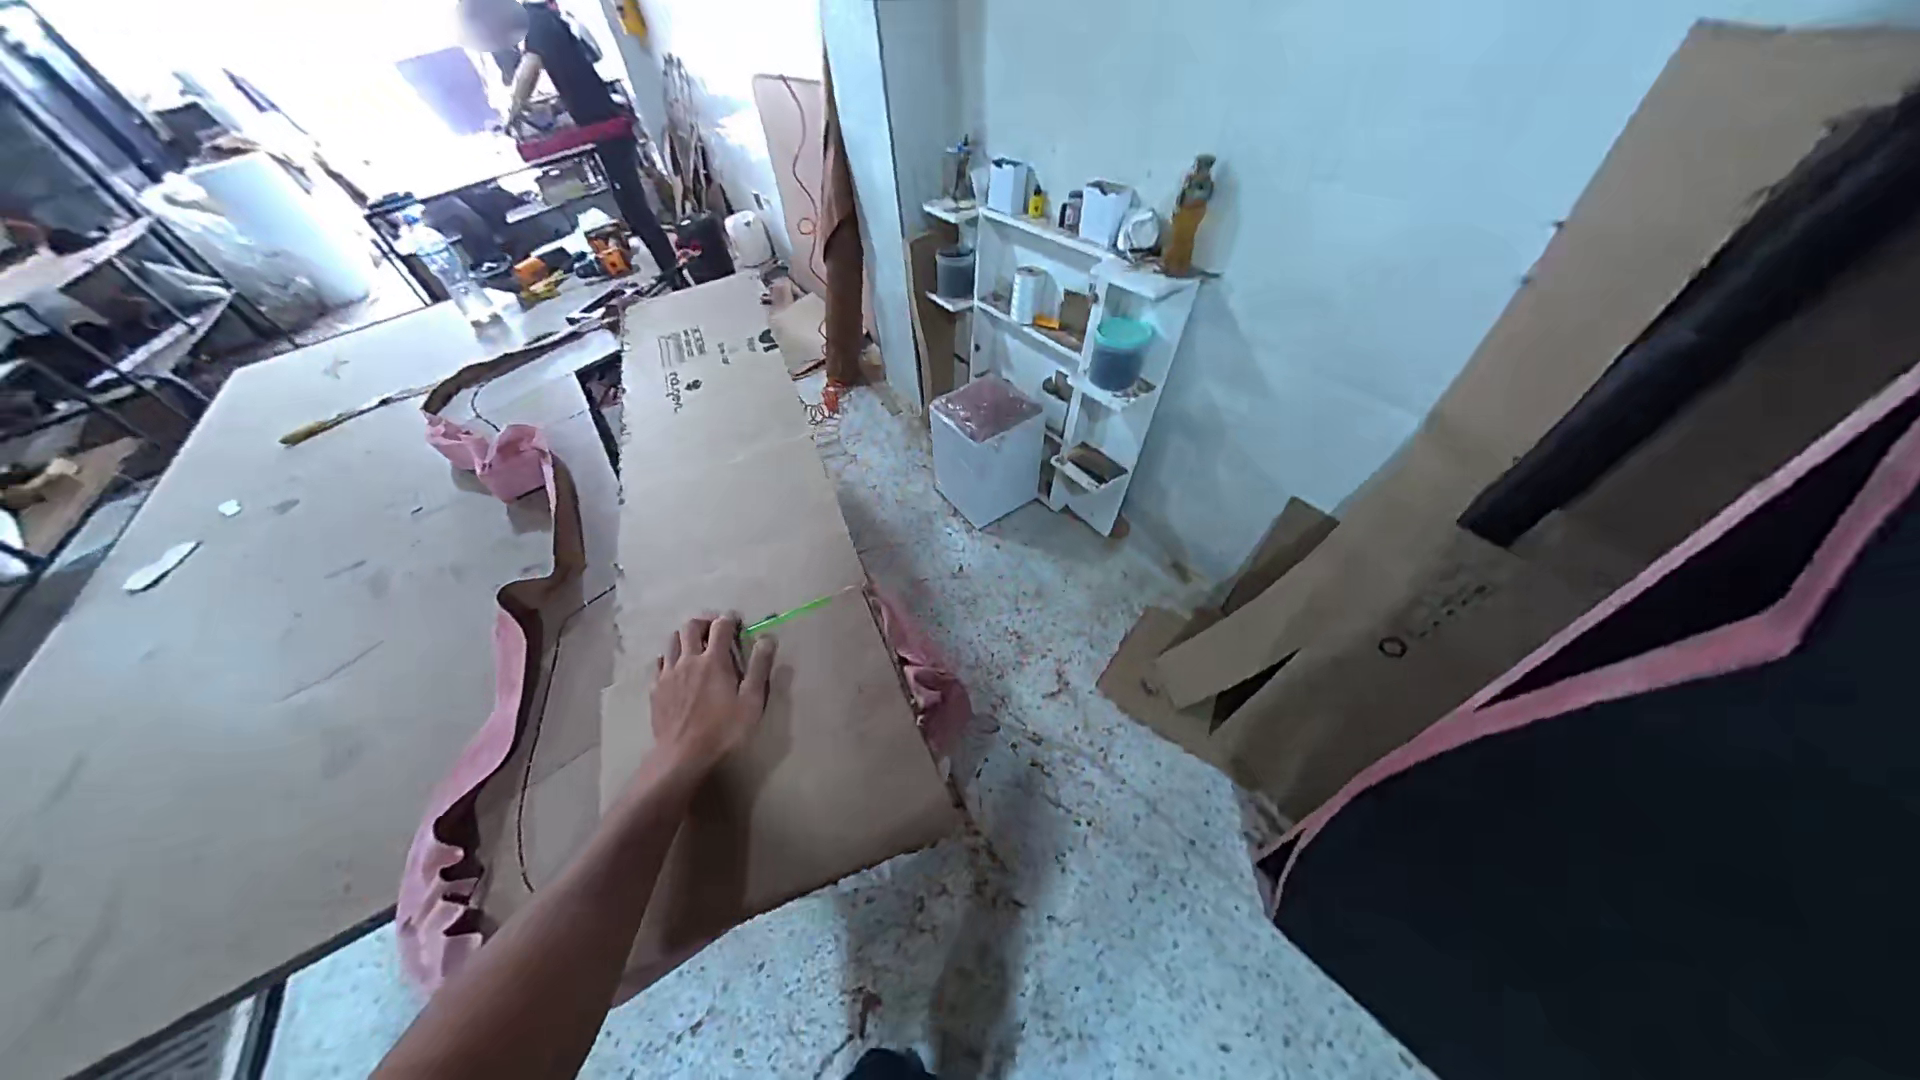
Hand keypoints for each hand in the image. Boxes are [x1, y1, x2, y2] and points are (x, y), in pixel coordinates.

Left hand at [648, 613, 773, 775]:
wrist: (682, 756)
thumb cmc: (723, 729)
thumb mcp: (751, 701)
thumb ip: (759, 667)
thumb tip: (767, 639)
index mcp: (714, 661)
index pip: (721, 627)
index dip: (729, 619)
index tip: (736, 621)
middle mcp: (688, 660)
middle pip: (690, 627)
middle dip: (704, 622)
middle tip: (715, 630)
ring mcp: (668, 673)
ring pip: (672, 640)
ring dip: (685, 636)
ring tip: (696, 645)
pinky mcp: (656, 688)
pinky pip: (660, 662)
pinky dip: (670, 656)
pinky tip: (677, 666)